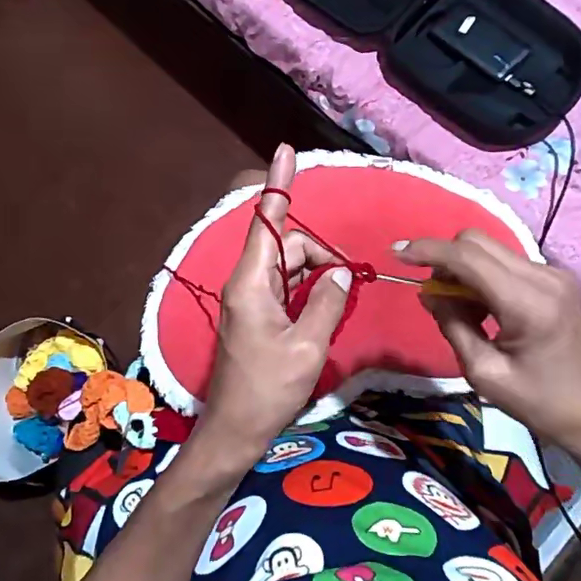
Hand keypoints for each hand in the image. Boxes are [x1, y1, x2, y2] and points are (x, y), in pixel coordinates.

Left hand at [197, 145, 352, 452]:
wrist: (235, 429)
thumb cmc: (268, 389)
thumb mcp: (308, 346)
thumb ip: (327, 302)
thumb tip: (340, 273)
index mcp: (252, 282)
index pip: (267, 221)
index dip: (280, 185)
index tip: (287, 150)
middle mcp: (247, 282)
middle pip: (287, 245)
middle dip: (319, 255)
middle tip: (345, 287)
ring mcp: (249, 299)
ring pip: (289, 266)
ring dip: (316, 275)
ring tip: (337, 302)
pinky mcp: (255, 315)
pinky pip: (285, 287)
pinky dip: (308, 291)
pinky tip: (325, 309)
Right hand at [395, 230, 580, 472]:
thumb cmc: (534, 401)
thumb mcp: (482, 371)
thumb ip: (452, 324)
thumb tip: (428, 291)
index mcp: (527, 304)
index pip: (468, 258)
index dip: (429, 251)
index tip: (397, 254)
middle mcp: (544, 277)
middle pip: (478, 241)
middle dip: (445, 259)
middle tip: (433, 295)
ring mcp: (553, 274)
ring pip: (489, 249)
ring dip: (463, 269)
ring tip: (459, 308)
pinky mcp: (554, 277)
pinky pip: (503, 261)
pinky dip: (481, 275)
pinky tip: (481, 306)